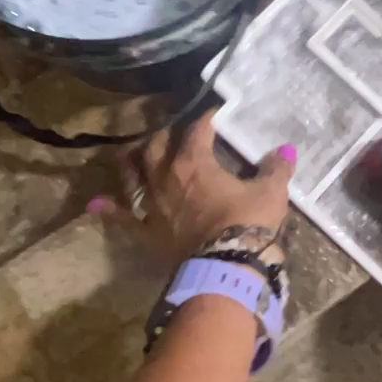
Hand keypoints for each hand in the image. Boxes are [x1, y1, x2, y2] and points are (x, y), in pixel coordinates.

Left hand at [107, 109, 295, 261]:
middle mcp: (166, 176)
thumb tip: (286, 150)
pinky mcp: (146, 230)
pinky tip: (95, 202)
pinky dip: (109, 208)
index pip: (198, 130)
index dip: (206, 118)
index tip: (215, 113)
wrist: (226, 268)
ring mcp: (152, 204)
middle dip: (166, 134)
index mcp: (194, 162)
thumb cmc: (248, 224)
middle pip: (158, 145)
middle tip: (176, 132)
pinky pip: (122, 216)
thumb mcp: (270, 193)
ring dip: (133, 160)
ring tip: (136, 152)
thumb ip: (276, 169)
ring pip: (133, 173)